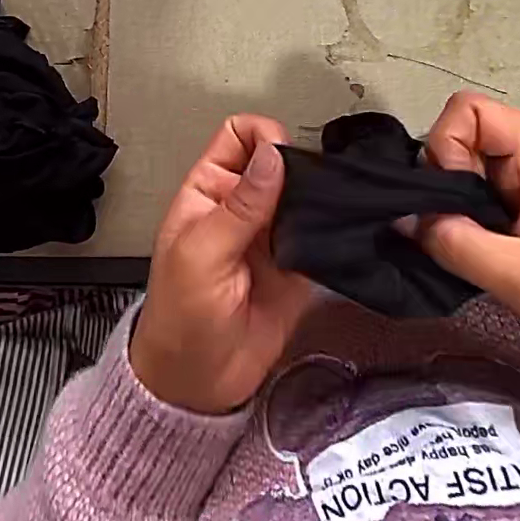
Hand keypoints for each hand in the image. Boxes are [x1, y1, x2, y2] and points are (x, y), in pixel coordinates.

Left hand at [129, 115, 314, 413]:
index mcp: (210, 189)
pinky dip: (334, 229)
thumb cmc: (179, 318)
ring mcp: (274, 231)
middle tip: (313, 190)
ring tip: (329, 212)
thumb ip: (239, 207)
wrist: (199, 384)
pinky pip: (322, 232)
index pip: (239, 136)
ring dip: (320, 197)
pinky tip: (339, 235)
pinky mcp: (299, 261)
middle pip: (280, 160)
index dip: (263, 137)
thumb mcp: (200, 256)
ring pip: (306, 192)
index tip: (283, 159)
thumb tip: (272, 156)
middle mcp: (244, 204)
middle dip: (300, 166)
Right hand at [416, 92, 519, 403]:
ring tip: (458, 242)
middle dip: (442, 178)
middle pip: (460, 136)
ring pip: (463, 168)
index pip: (469, 110)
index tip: (452, 198)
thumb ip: (457, 243)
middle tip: (451, 228)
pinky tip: (467, 247)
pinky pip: (474, 195)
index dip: (447, 146)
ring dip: (450, 202)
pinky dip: (460, 217)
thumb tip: (401, 218)